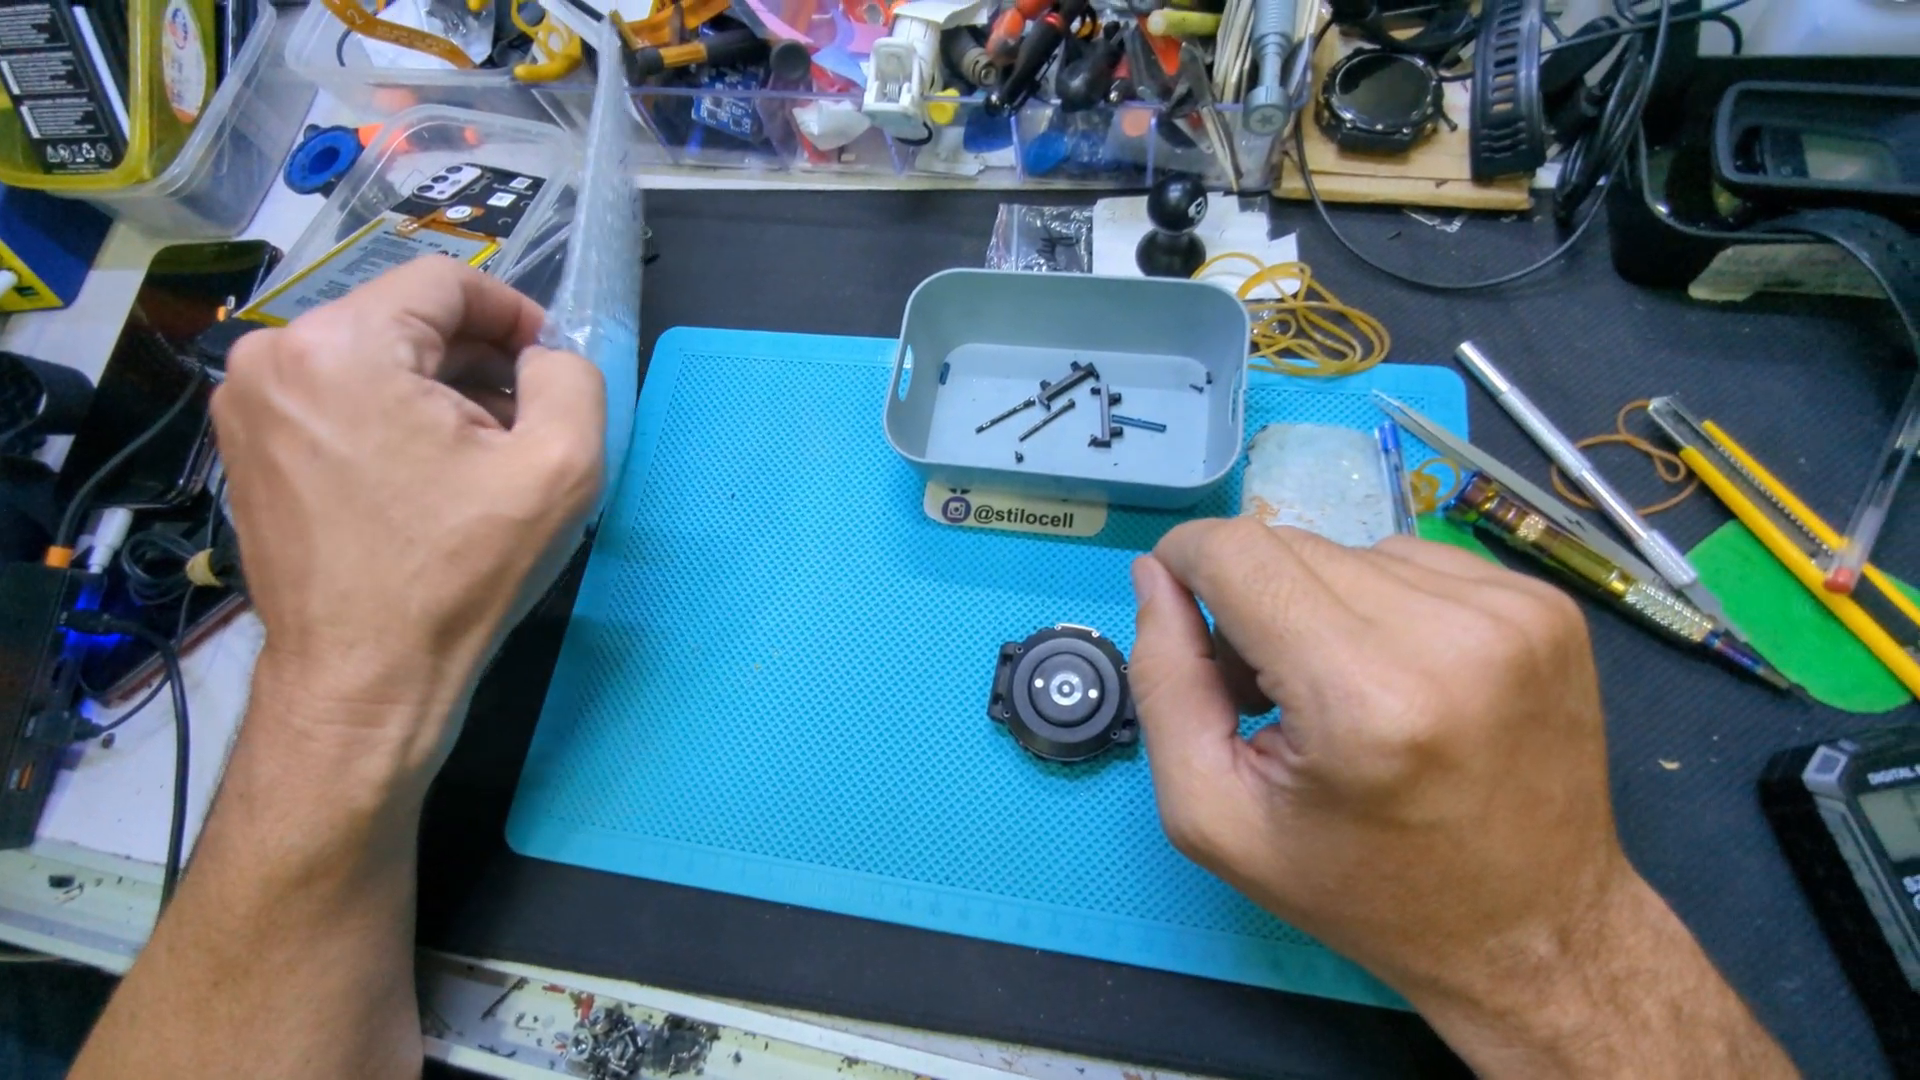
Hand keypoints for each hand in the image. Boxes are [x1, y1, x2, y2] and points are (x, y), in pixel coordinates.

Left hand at [213, 258, 604, 784]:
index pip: (445, 282)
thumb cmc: (465, 567)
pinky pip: (343, 401)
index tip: (552, 367)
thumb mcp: (561, 465)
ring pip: (377, 362)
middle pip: (408, 321)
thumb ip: (574, 378)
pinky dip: (400, 420)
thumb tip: (549, 358)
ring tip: (489, 459)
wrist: (367, 675)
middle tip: (530, 424)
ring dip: (445, 393)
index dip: (516, 314)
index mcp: (342, 346)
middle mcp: (274, 359)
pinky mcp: (251, 450)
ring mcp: (250, 407)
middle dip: (483, 362)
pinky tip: (436, 479)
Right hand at [1127, 520, 1789, 1075]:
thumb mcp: (1211, 813)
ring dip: (1311, 601)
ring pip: (1344, 550)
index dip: (1185, 560)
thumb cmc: (1354, 886)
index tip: (1175, 602)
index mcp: (1361, 697)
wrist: (1533, 933)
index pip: (1238, 554)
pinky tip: (1393, 672)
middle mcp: (1449, 634)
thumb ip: (1162, 683)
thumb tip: (1154, 575)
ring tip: (1332, 687)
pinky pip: (1406, 561)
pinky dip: (1373, 602)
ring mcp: (1512, 612)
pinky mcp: (1545, 604)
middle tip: (1261, 686)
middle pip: (1286, 546)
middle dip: (1245, 598)